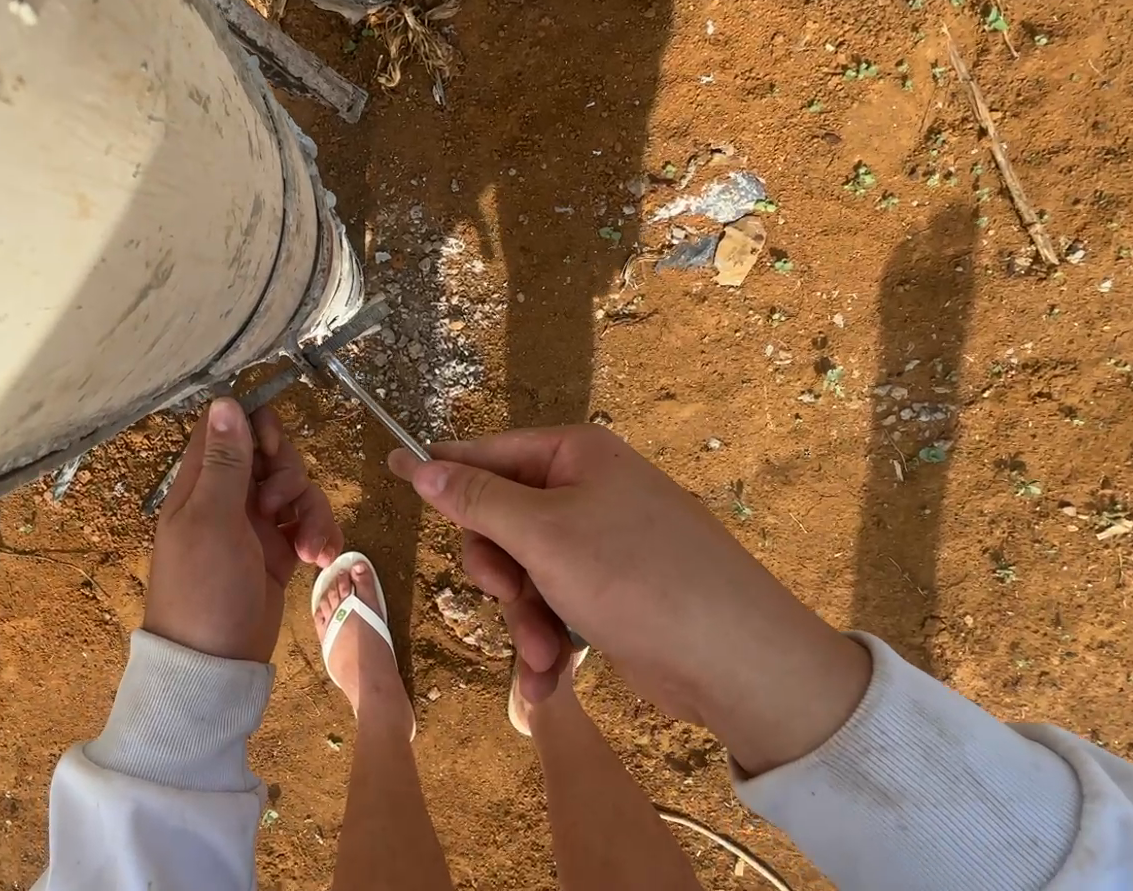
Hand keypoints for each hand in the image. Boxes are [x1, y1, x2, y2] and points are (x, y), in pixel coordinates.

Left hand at [144, 399, 341, 662]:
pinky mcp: (279, 551)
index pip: (227, 430)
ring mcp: (255, 525)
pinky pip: (307, 523)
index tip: (272, 446)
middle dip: (288, 475)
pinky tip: (321, 559)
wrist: (215, 667)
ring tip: (309, 549)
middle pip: (270, 456)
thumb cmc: (204, 588)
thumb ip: (225, 462)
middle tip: (280, 506)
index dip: (254, 426)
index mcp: (201, 484)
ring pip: (295, 490)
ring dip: (310, 511)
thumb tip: (225, 401)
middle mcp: (228, 497)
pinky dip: (319, 534)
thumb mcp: (212, 520)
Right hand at [388, 426, 869, 773]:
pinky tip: (546, 679)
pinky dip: (548, 637)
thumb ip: (476, 499)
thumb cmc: (634, 575)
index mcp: (576, 456)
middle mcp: (587, 491)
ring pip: (524, 570)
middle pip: (502, 519)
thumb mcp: (542, 533)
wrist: (739, 663)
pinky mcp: (612, 591)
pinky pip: (555, 603)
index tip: (394, 473)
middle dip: (499, 569)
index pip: (489, 453)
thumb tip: (419, 463)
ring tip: (540, 651)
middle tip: (505, 594)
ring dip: (523, 615)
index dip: (443, 470)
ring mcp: (602, 543)